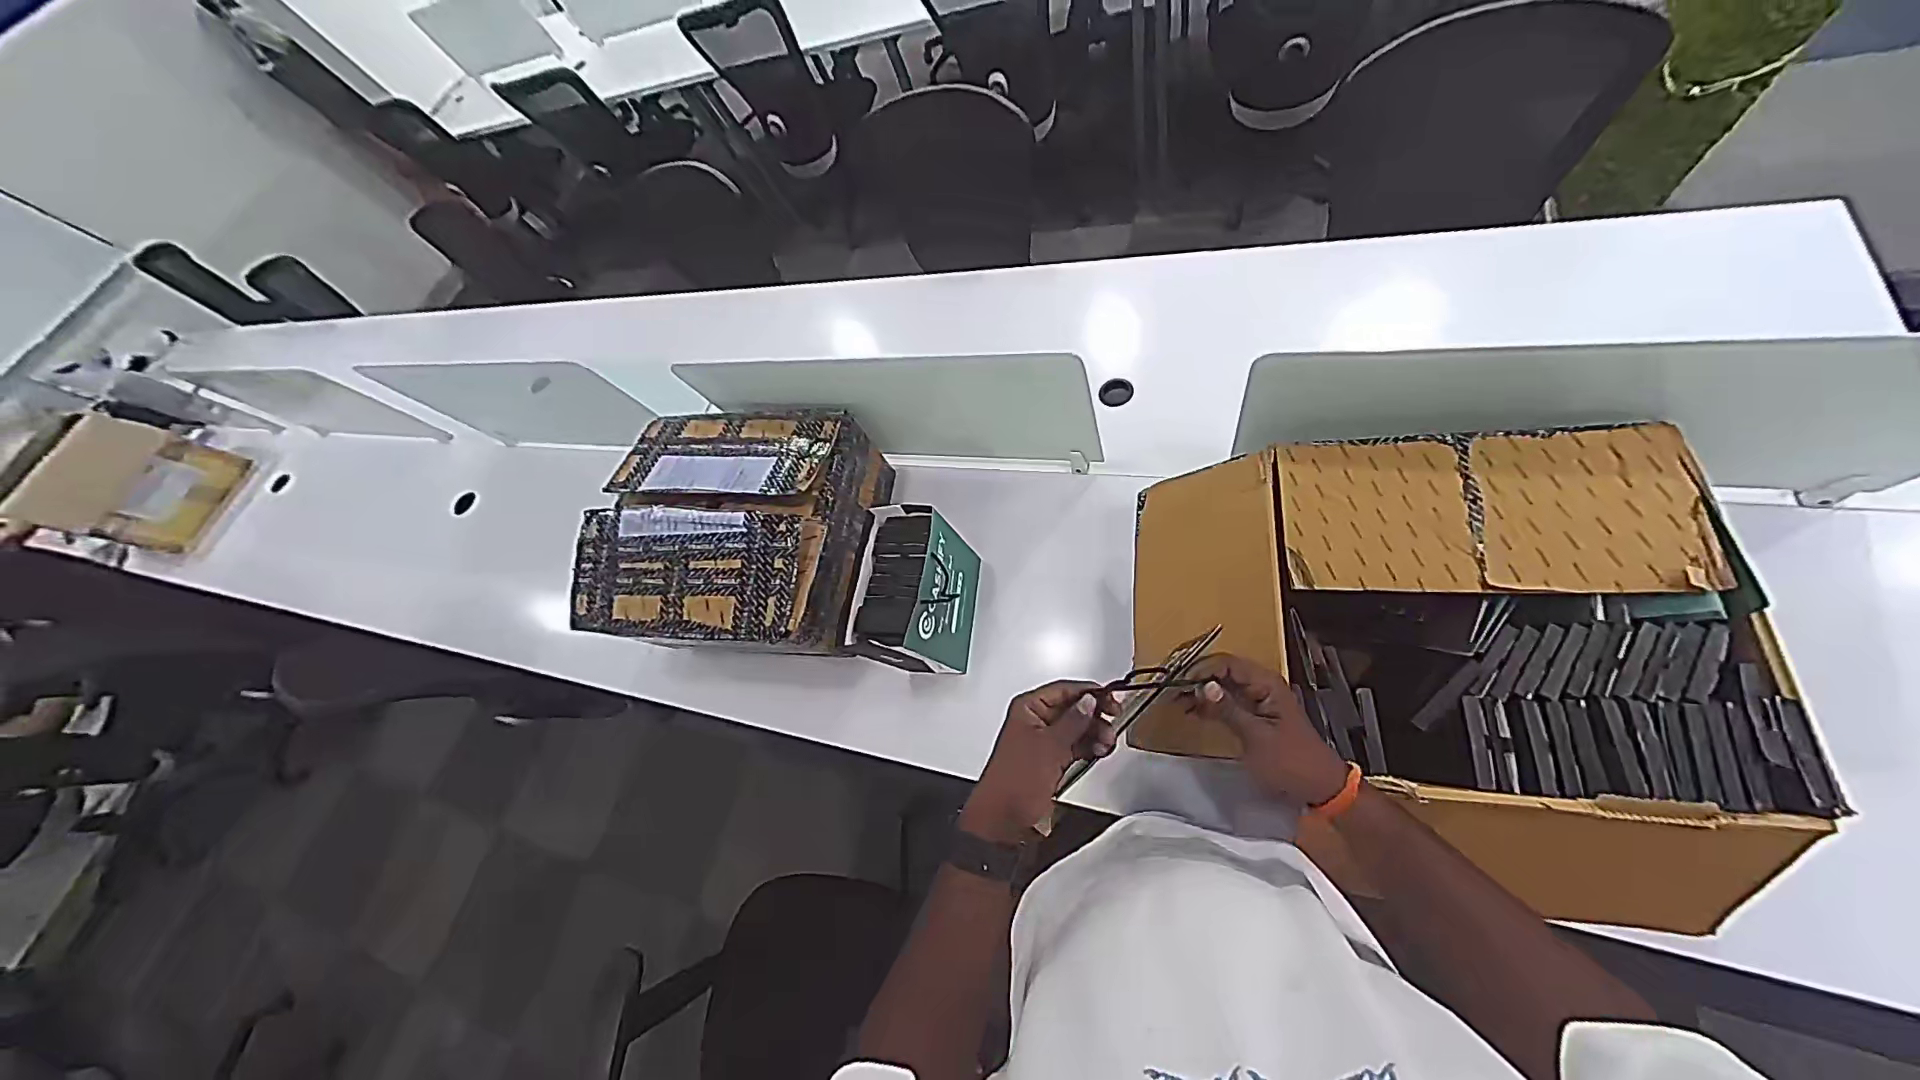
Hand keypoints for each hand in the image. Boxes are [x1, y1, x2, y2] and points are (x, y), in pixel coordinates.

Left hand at [960, 681, 1117, 843]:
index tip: (1110, 698)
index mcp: (1028, 708)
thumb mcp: (1050, 745)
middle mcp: (1035, 721)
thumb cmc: (1014, 781)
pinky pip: (1075, 746)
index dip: (1088, 692)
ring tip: (1105, 742)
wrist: (1004, 820)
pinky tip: (1099, 751)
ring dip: (1094, 733)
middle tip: (1112, 721)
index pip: (1063, 690)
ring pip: (1076, 728)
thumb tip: (1089, 701)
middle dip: (1094, 715)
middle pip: (1072, 708)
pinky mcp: (1051, 760)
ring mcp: (1044, 741)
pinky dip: (1088, 747)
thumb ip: (1073, 721)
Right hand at [1183, 655, 1349, 806]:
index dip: (1200, 669)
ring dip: (1199, 692)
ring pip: (1220, 686)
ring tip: (1175, 701)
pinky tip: (1190, 711)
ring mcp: (1256, 699)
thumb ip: (1228, 709)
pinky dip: (1208, 705)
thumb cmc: (1291, 762)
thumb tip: (1202, 686)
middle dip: (1195, 679)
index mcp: (1266, 684)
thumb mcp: (1256, 737)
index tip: (1178, 683)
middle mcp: (1260, 685)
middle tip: (1170, 691)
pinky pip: (1225, 701)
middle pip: (1221, 671)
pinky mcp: (1252, 714)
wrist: (1320, 788)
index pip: (1226, 663)